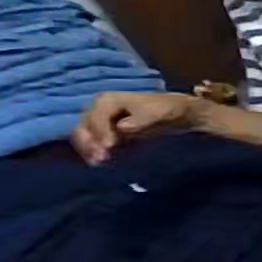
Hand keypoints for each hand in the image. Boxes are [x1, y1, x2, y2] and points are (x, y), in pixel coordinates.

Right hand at [71, 91, 196, 164]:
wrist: (177, 112)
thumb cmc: (167, 109)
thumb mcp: (157, 113)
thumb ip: (139, 120)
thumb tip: (122, 127)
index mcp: (108, 100)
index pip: (97, 118)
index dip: (101, 132)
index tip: (109, 146)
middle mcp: (98, 107)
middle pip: (84, 127)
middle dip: (90, 143)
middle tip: (100, 159)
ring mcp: (99, 118)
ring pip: (85, 135)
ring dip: (90, 149)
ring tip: (99, 162)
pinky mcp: (105, 129)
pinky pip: (94, 141)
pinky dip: (96, 150)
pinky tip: (102, 161)